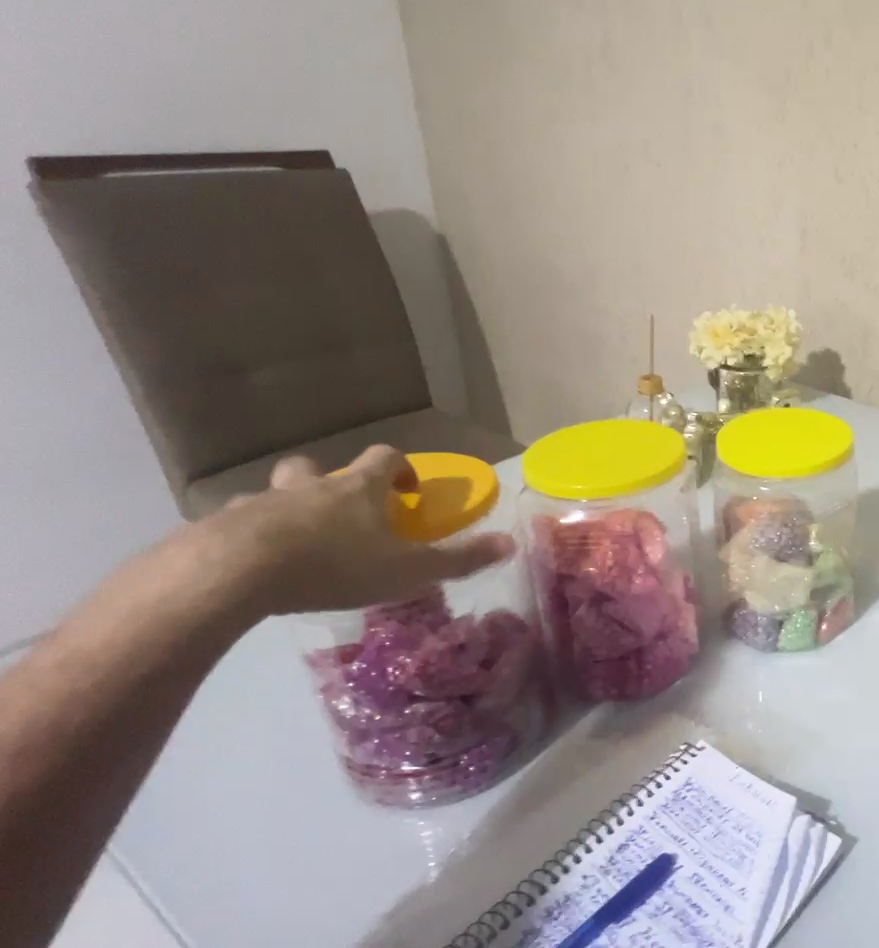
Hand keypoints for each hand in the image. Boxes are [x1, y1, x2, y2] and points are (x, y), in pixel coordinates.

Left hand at [193, 445, 515, 618]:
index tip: (407, 492)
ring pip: (270, 496)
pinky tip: (248, 568)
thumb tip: (511, 543)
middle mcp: (309, 487)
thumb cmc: (334, 565)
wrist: (233, 573)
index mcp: (358, 488)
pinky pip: (232, 527)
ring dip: (282, 511)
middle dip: (329, 482)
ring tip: (290, 544)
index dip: (401, 469)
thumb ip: (458, 558)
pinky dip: (243, 540)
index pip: (385, 458)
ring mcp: (258, 505)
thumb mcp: (408, 568)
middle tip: (340, 512)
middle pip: (316, 467)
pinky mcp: (215, 529)